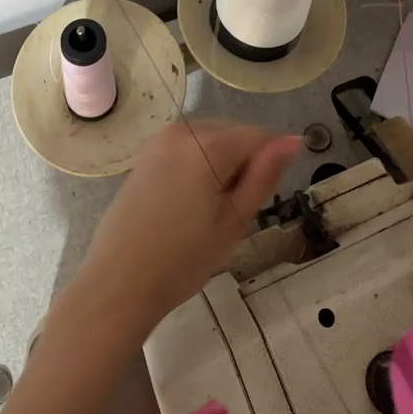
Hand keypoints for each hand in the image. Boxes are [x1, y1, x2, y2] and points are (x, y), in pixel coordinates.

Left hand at [69, 120, 300, 324]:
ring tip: (209, 209)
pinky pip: (188, 146)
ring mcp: (159, 139)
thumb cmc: (182, 260)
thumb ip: (264, 176)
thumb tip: (294, 140)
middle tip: (232, 212)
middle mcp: (182, 130)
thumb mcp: (234, 222)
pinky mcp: (145, 152)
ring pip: (211, 139)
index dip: (269, 165)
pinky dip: (199, 165)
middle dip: (244, 162)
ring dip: (222, 163)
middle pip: (234, 133)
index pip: (260, 136)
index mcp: (206, 144)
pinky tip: (188, 202)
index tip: (259, 201)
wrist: (118, 283)